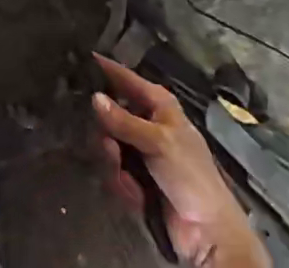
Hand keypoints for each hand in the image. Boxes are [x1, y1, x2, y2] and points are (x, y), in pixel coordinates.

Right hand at [93, 54, 268, 267]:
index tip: (81, 58)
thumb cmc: (189, 174)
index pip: (126, 78)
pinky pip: (115, 170)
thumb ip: (124, 121)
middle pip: (112, 114)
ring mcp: (141, 150)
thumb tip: (93, 97)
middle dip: (107, 132)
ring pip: (110, 144)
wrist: (207, 229)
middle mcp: (148, 122)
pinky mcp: (137, 177)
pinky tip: (135, 194)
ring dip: (115, 163)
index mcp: (159, 103)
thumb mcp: (158, 142)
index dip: (105, 69)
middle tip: (108, 147)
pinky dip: (122, 183)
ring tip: (125, 176)